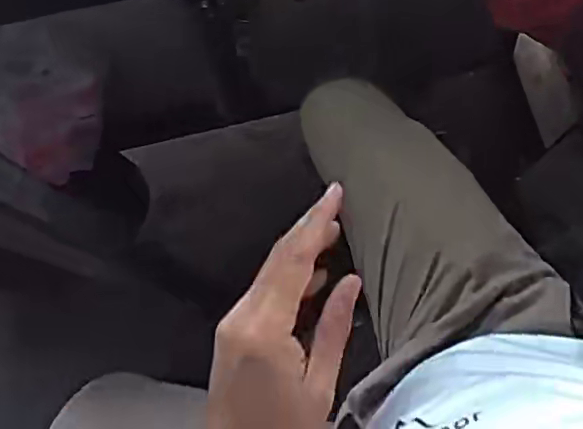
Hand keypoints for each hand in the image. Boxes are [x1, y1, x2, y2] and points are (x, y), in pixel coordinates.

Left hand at [207, 183, 362, 428]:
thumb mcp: (318, 389)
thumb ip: (334, 328)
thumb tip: (350, 282)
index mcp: (264, 330)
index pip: (294, 258)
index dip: (317, 221)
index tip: (335, 194)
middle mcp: (241, 319)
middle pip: (279, 257)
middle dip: (309, 226)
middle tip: (336, 203)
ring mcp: (232, 327)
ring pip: (270, 270)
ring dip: (300, 249)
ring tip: (332, 234)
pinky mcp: (231, 336)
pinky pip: (264, 290)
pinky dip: (289, 274)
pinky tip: (314, 276)